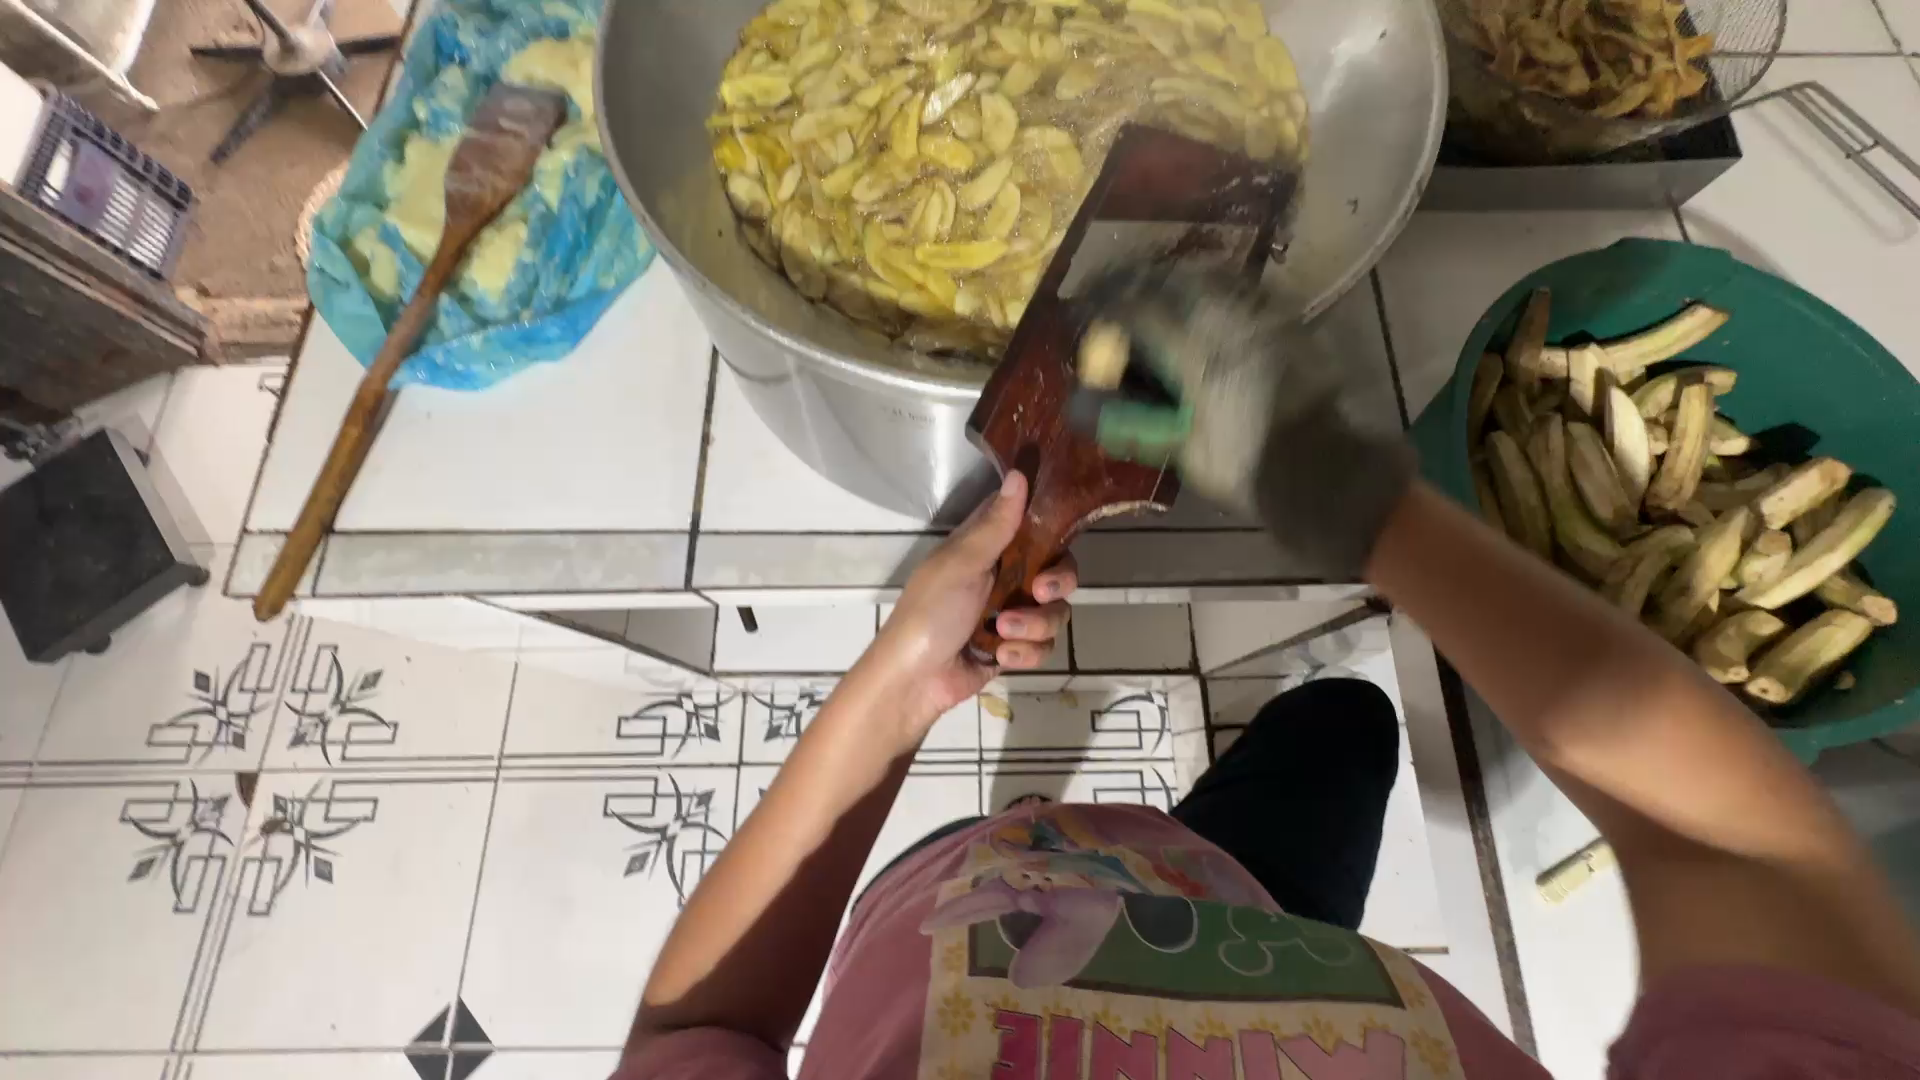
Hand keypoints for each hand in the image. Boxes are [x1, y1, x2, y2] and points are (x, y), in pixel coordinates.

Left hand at [859, 471, 1077, 732]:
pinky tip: (1000, 658)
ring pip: (1055, 611)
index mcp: (986, 546)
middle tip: (1040, 591)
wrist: (915, 680)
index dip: (1052, 524)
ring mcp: (1012, 612)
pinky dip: (1024, 652)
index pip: (1030, 522)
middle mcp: (1004, 575)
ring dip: (1033, 625)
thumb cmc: (931, 612)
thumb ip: (996, 524)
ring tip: (1003, 634)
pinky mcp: (1015, 647)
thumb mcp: (961, 563)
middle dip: (1056, 583)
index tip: (1063, 533)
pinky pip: (1044, 645)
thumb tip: (1019, 474)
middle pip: (1058, 568)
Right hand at [1086, 265, 1414, 579]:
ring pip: (1210, 277)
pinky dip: (1213, 287)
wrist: (1326, 471)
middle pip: (1171, 282)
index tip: (1084, 310)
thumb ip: (1133, 423)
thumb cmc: (1247, 468)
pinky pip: (1243, 290)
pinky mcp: (1290, 322)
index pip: (1138, 313)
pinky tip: (1205, 298)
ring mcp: (1264, 319)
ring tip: (1153, 287)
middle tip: (1113, 291)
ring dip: (1173, 279)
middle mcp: (1229, 326)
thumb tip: (1080, 407)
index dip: (1104, 306)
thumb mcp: (1183, 451)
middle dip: (1135, 281)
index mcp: (1197, 358)